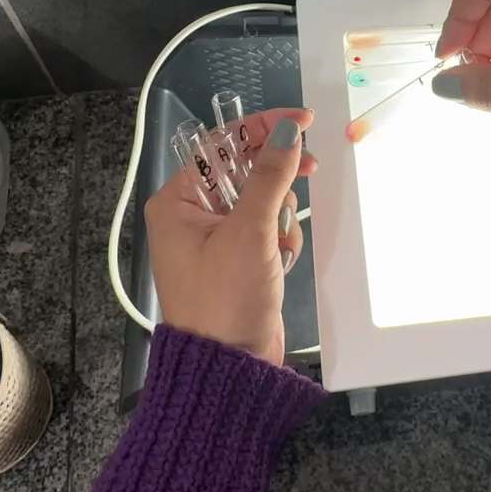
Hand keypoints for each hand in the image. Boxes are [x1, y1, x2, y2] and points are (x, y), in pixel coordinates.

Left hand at [144, 108, 315, 363]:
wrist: (230, 370)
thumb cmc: (227, 298)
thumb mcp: (250, 231)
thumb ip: (270, 176)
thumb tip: (288, 131)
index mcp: (178, 202)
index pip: (221, 145)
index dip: (262, 128)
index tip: (302, 121)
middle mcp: (192, 216)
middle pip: (245, 170)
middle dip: (277, 178)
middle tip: (312, 169)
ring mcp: (216, 240)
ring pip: (263, 200)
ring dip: (280, 217)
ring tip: (280, 245)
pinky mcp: (239, 261)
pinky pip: (268, 229)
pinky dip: (281, 240)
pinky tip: (281, 262)